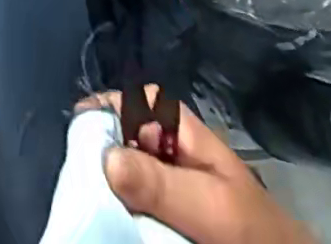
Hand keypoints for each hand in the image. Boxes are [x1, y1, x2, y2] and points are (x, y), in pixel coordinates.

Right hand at [81, 89, 318, 243]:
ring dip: (104, 184)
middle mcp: (166, 149)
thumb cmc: (252, 230)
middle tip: (78, 176)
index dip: (105, 110)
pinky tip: (105, 216)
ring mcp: (163, 182)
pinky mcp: (161, 213)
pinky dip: (115, 207)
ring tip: (85, 198)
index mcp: (179, 130)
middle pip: (119, 136)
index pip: (134, 100)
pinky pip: (128, 201)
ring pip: (120, 170)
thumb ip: (160, 183)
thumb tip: (104, 157)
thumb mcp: (210, 205)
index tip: (79, 131)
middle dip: (98, 152)